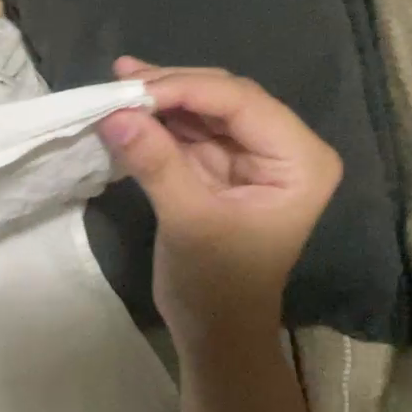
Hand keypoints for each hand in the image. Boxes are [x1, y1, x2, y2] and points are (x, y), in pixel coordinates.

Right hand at [97, 57, 341, 341]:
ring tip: (115, 86)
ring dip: (160, 102)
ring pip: (204, 113)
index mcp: (298, 160)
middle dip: (172, 88)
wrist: (213, 331)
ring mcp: (249, 160)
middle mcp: (282, 149)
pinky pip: (188, 137)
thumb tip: (113, 115)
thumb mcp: (188, 221)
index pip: (242, 103)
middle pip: (225, 99)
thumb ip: (156, 164)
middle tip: (118, 80)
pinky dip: (157, 126)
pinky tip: (126, 114)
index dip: (185, 89)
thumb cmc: (216, 284)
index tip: (129, 90)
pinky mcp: (218, 173)